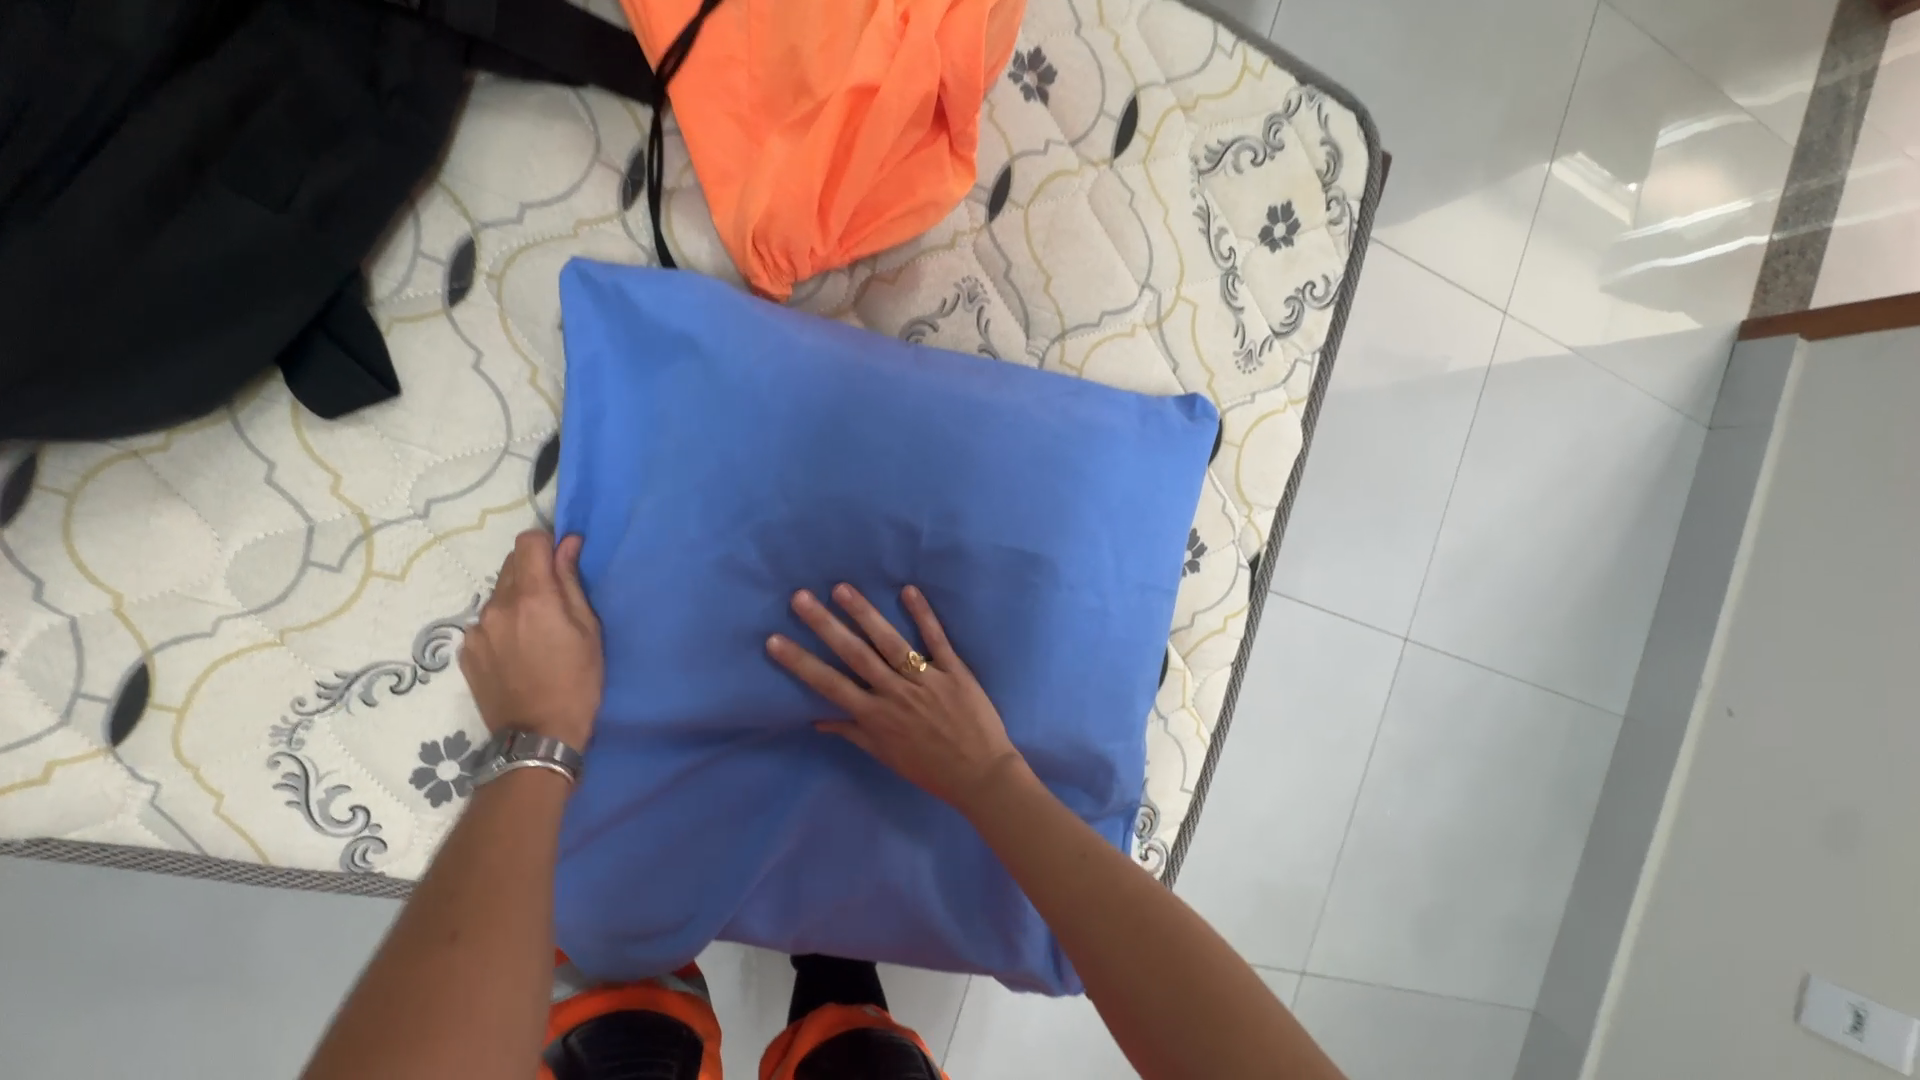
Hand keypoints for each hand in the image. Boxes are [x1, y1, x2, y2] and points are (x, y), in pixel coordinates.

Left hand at [460, 531, 603, 748]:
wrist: (538, 736)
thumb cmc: (578, 681)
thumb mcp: (589, 630)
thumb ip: (572, 583)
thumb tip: (569, 544)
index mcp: (533, 597)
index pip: (528, 541)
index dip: (547, 543)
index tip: (562, 559)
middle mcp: (497, 606)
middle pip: (512, 564)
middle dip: (534, 571)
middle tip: (555, 601)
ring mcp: (476, 629)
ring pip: (498, 594)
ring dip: (518, 599)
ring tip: (537, 632)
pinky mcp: (466, 650)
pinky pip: (487, 621)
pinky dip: (503, 625)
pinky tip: (519, 652)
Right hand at [767, 583, 1026, 812]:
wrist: (981, 776)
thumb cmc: (930, 768)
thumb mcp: (886, 756)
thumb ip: (853, 733)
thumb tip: (818, 719)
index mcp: (876, 717)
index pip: (830, 684)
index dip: (800, 662)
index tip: (774, 640)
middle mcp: (895, 695)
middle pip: (855, 654)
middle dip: (825, 626)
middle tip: (800, 598)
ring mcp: (926, 681)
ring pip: (890, 642)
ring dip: (865, 614)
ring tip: (841, 588)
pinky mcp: (955, 672)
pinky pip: (936, 640)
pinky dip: (923, 614)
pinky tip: (908, 590)